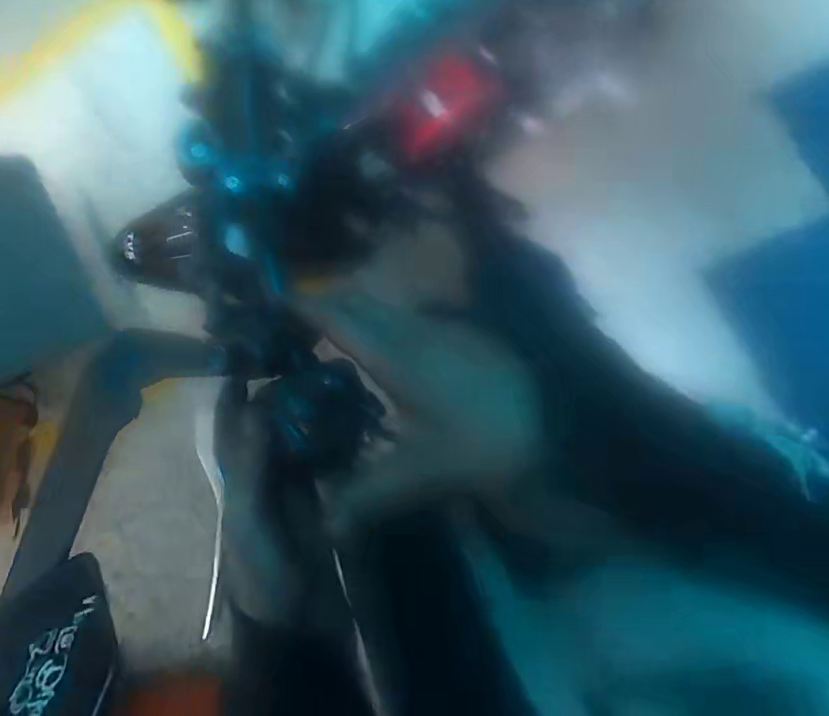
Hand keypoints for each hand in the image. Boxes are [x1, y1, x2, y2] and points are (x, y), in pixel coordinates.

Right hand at [298, 286, 540, 535]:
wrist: (563, 423)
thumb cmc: (486, 442)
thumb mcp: (423, 474)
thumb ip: (368, 496)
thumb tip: (324, 526)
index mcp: (394, 352)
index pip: (334, 316)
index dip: (298, 307)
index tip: (265, 308)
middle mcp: (411, 328)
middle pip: (354, 302)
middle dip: (317, 309)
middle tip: (286, 333)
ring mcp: (437, 327)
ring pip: (380, 308)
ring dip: (348, 316)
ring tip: (323, 344)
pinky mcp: (456, 335)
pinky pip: (402, 319)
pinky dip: (375, 328)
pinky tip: (377, 361)